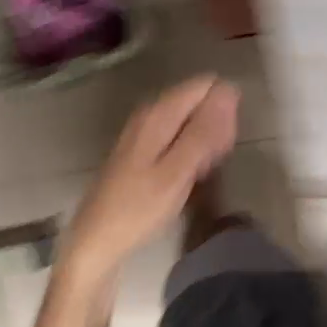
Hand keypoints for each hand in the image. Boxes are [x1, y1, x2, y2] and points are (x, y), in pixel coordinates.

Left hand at [61, 75, 239, 279]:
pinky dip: (190, 153)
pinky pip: (178, 138)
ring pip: (189, 122)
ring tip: (202, 175)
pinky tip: (191, 177)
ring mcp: (144, 132)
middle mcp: (149, 114)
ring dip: (205, 143)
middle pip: (197, 102)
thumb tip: (229, 91)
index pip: (205, 87)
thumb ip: (203, 131)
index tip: (223, 146)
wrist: (98, 240)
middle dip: (215, 128)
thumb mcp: (177, 173)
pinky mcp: (143, 150)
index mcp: (158, 114)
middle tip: (212, 166)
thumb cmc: (139, 209)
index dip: (223, 111)